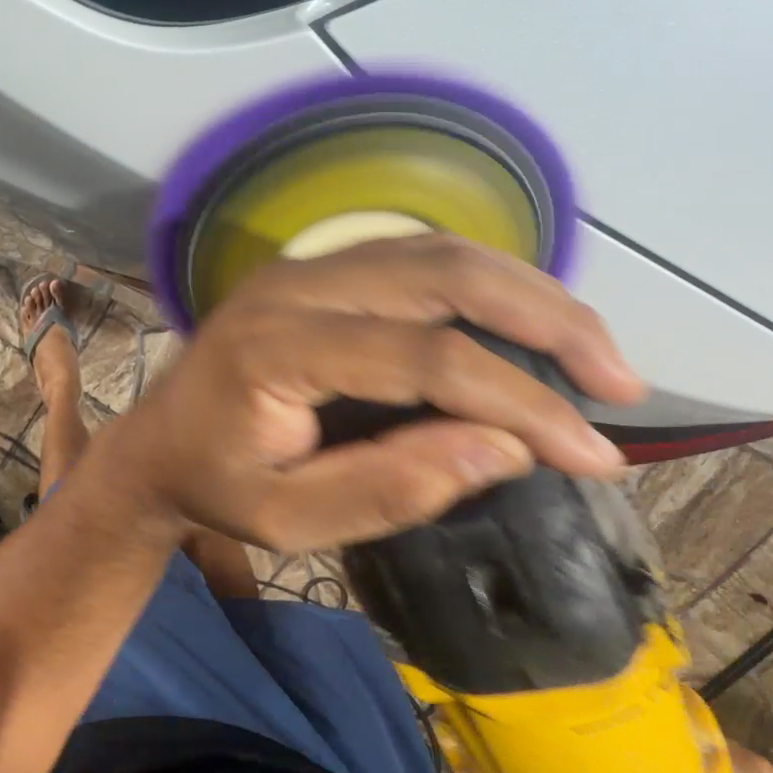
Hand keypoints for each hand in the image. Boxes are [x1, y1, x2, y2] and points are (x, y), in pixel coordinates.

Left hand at [87, 234, 644, 552]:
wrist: (154, 447)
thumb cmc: (214, 488)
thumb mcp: (290, 520)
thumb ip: (390, 488)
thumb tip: (508, 448)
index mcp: (274, 350)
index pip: (423, 357)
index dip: (519, 400)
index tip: (594, 454)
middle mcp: (288, 289)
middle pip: (439, 275)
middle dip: (546, 319)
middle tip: (618, 382)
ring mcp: (298, 270)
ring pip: (433, 251)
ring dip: (524, 291)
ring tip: (592, 351)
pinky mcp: (310, 271)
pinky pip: (411, 255)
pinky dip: (481, 281)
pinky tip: (524, 320)